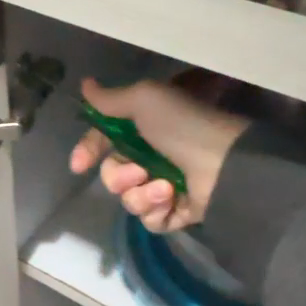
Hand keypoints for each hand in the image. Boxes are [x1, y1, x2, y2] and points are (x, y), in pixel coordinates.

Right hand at [68, 78, 248, 232]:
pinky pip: (150, 221)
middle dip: (120, 177)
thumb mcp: (144, 99)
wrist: (225, 163)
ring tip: (165, 190)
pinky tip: (172, 202)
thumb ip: (111, 98)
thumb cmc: (184, 126)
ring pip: (129, 201)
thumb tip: (85, 85)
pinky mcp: (177, 213)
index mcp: (143, 130)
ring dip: (141, 195)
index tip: (80, 165)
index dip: (89, 152)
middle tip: (140, 171)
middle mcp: (152, 157)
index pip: (104, 142)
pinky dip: (157, 212)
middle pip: (112, 176)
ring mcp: (165, 187)